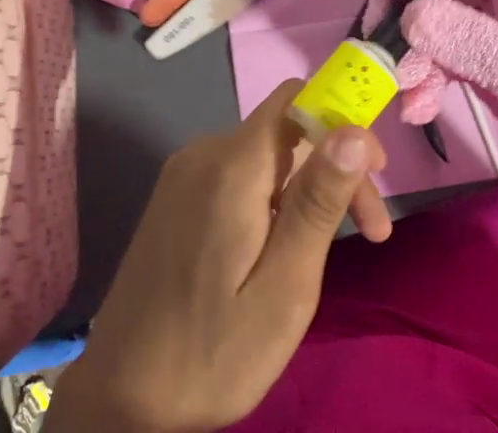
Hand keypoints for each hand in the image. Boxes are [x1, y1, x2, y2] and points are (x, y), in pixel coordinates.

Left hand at [49, 81, 391, 432]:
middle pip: (287, 131)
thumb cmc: (214, 352)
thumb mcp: (284, 287)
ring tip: (327, 251)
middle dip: (335, 168)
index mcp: (231, 168)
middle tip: (371, 233)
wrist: (121, 396)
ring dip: (307, 188)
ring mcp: (183, 176)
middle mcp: (203, 155)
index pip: (297, 100)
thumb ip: (318, 202)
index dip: (344, 120)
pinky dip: (273, 199)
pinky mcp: (175, 200)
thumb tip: (355, 130)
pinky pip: (239, 176)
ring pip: (265, 155)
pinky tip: (282, 249)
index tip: (375, 176)